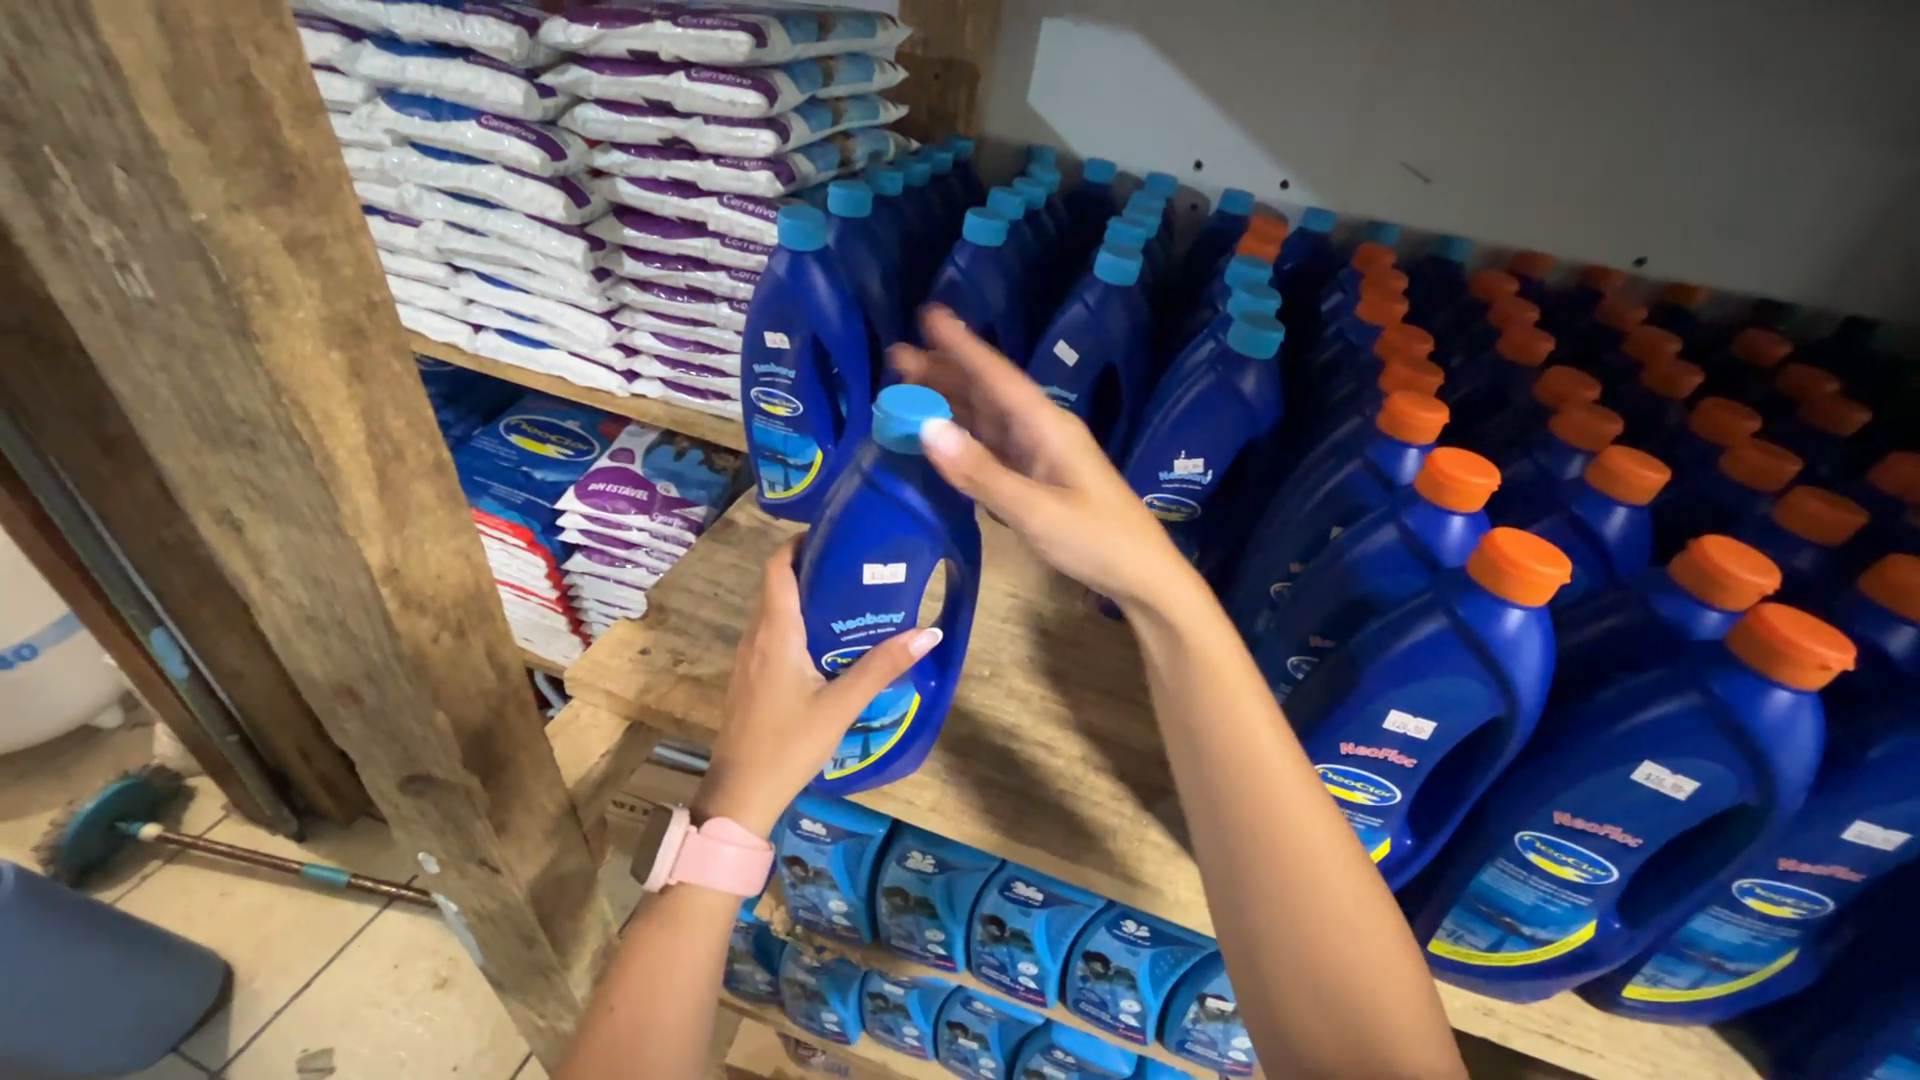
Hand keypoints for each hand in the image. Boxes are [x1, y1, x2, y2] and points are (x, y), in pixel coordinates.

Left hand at [693, 535, 941, 835]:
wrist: (742, 794)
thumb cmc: (789, 744)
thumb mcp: (841, 706)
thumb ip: (882, 667)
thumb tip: (928, 632)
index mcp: (775, 632)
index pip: (778, 567)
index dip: (800, 543)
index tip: (836, 535)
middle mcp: (756, 636)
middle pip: (777, 585)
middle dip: (811, 568)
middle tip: (856, 566)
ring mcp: (747, 658)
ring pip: (773, 611)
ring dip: (804, 597)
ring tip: (849, 598)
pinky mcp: (749, 678)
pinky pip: (771, 634)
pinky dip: (796, 623)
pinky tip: (826, 642)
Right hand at [889, 305, 1201, 609]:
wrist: (1141, 575)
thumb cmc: (1096, 540)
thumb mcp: (1036, 511)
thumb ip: (980, 473)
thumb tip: (926, 429)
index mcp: (1047, 427)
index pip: (998, 377)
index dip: (962, 347)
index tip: (928, 316)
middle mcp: (1042, 431)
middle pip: (988, 393)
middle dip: (945, 373)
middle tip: (898, 356)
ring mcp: (1040, 455)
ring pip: (988, 419)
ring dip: (950, 402)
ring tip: (909, 386)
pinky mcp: (1037, 478)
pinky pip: (993, 447)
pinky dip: (964, 437)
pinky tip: (942, 434)